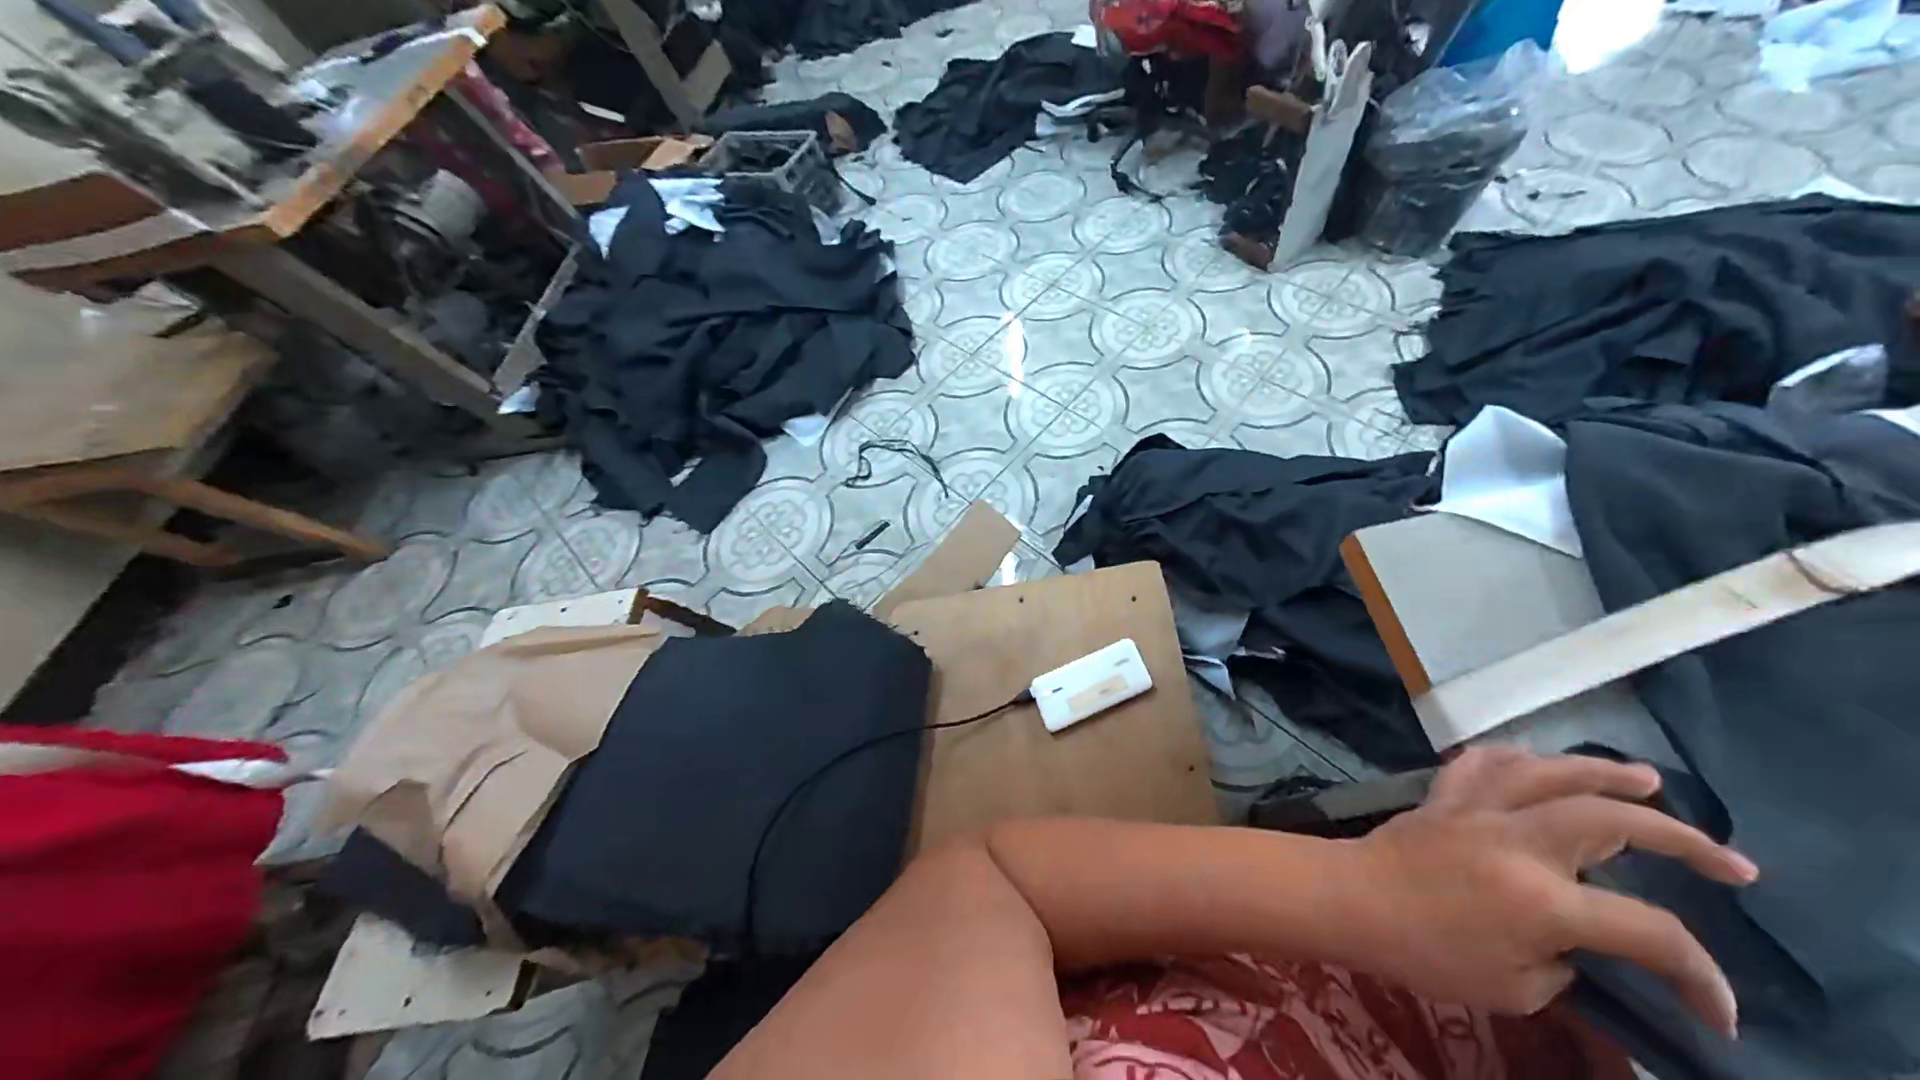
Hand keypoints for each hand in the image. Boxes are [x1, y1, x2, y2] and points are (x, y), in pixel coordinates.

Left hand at [1334, 746, 1756, 1035]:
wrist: (1347, 900)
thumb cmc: (1424, 953)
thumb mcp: (1511, 988)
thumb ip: (1561, 962)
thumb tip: (1576, 940)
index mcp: (1543, 901)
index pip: (1650, 932)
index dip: (1701, 976)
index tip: (1719, 1011)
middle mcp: (1517, 841)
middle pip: (1611, 819)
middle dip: (1682, 839)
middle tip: (1728, 860)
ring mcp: (1476, 809)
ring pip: (1548, 773)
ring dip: (1603, 772)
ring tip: (1647, 777)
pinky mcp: (1443, 796)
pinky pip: (1482, 763)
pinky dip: (1515, 757)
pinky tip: (1536, 758)